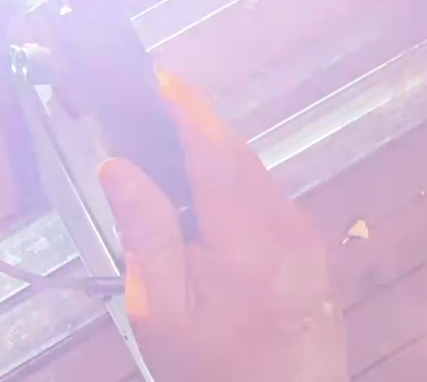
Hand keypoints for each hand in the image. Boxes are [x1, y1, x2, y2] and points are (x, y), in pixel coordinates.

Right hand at [95, 74, 347, 381]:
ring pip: (251, 170)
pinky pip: (263, 193)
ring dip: (209, 147)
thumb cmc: (212, 369)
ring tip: (160, 140)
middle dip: (190, 120)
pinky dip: (227, 174)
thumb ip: (144, 232)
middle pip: (234, 151)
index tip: (152, 74)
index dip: (182, 104)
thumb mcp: (161, 309)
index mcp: (250, 238)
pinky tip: (197, 189)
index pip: (213, 146)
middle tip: (141, 107)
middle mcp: (288, 228)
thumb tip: (115, 163)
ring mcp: (307, 241)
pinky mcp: (311, 254)